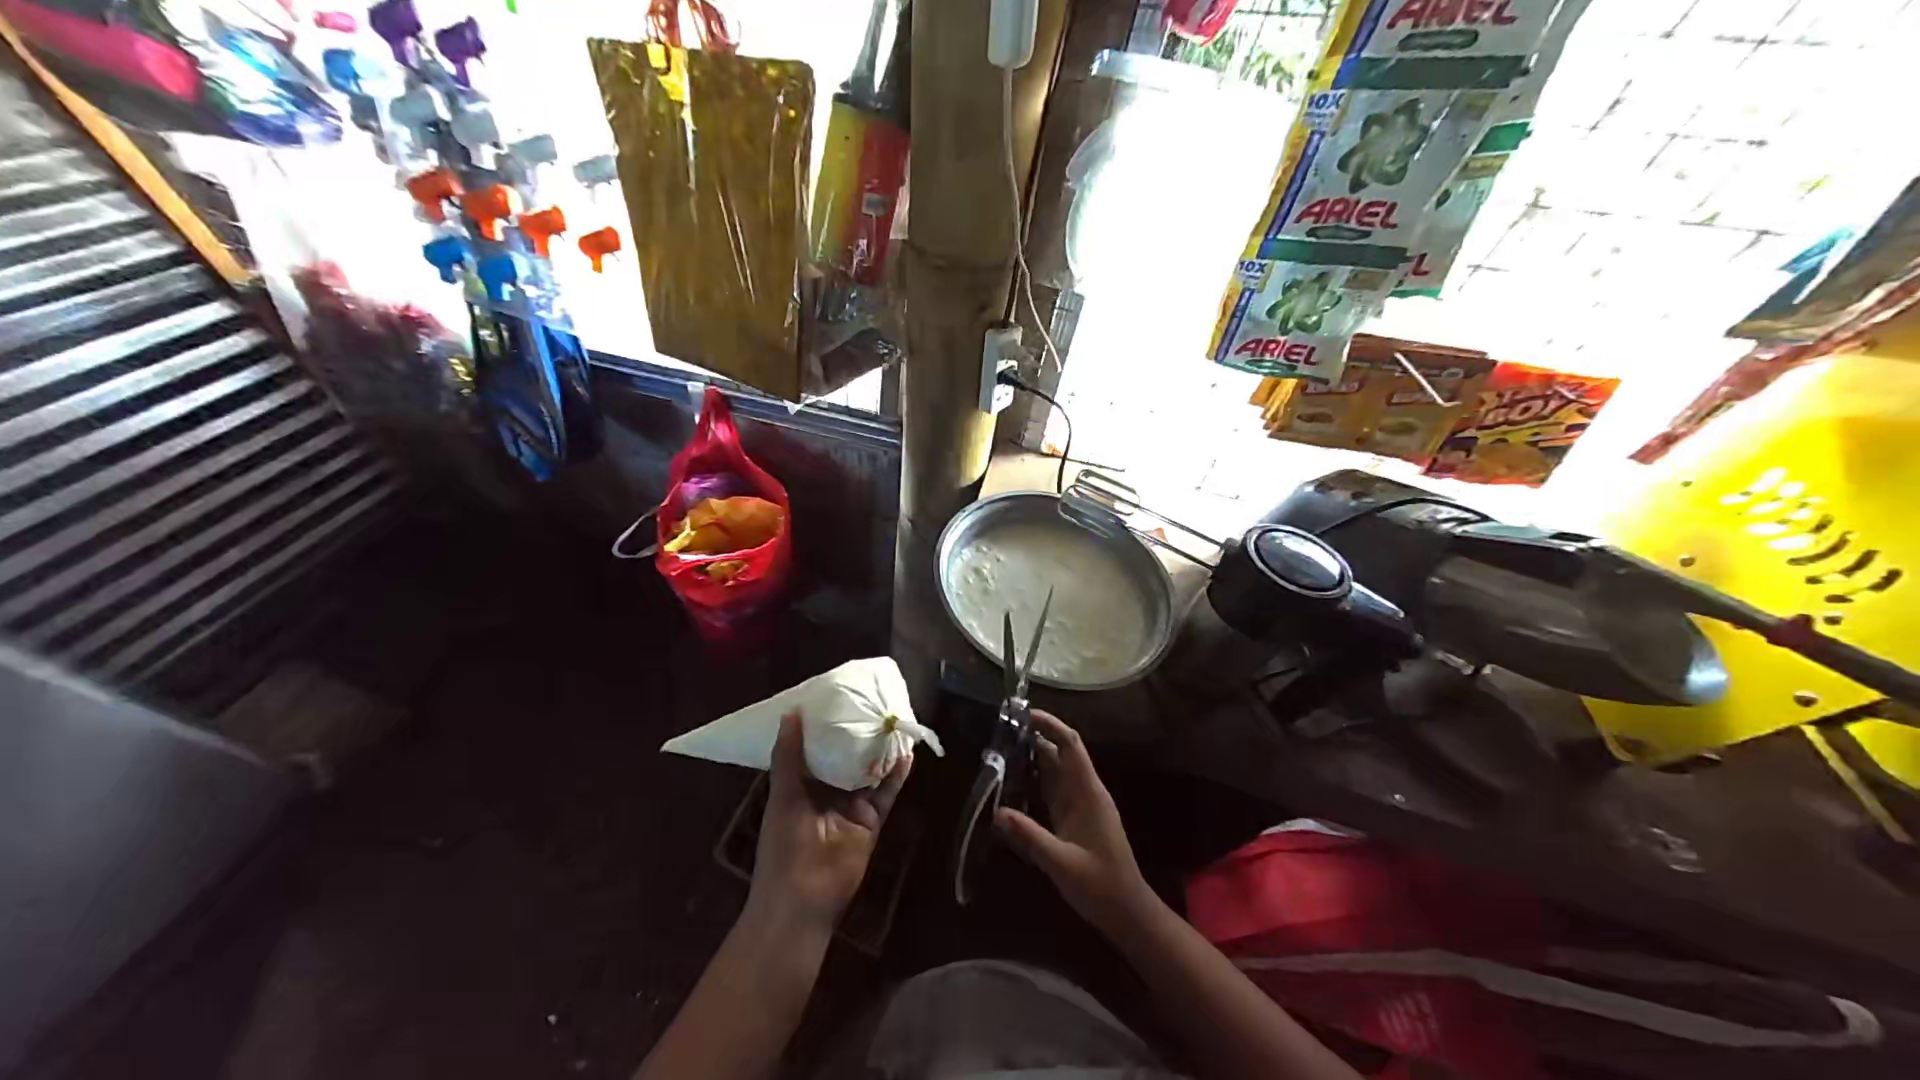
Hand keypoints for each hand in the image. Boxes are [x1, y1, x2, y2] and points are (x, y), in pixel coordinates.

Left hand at [748, 711, 908, 932]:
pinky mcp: (870, 821)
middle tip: (872, 703)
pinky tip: (907, 754)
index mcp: (800, 784)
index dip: (826, 724)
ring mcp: (851, 806)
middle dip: (857, 734)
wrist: (802, 899)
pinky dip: (896, 776)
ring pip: (869, 772)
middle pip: (846, 756)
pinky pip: (885, 793)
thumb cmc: (783, 846)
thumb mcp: (783, 795)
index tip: (838, 697)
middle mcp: (827, 792)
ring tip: (894, 721)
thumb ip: (789, 756)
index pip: (815, 747)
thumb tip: (792, 712)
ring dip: (880, 750)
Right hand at [995, 710, 1153, 934]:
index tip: (1023, 713)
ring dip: (1032, 758)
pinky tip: (1012, 783)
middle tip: (1001, 730)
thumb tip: (995, 811)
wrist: (1127, 913)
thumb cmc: (1100, 886)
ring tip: (1000, 749)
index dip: (1050, 725)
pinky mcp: (1074, 820)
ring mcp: (1080, 806)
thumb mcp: (1062, 863)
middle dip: (1034, 737)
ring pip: (1055, 771)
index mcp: (1088, 793)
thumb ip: (1029, 837)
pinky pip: (1052, 790)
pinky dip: (1034, 781)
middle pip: (1060, 753)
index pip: (1070, 745)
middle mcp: (1085, 792)